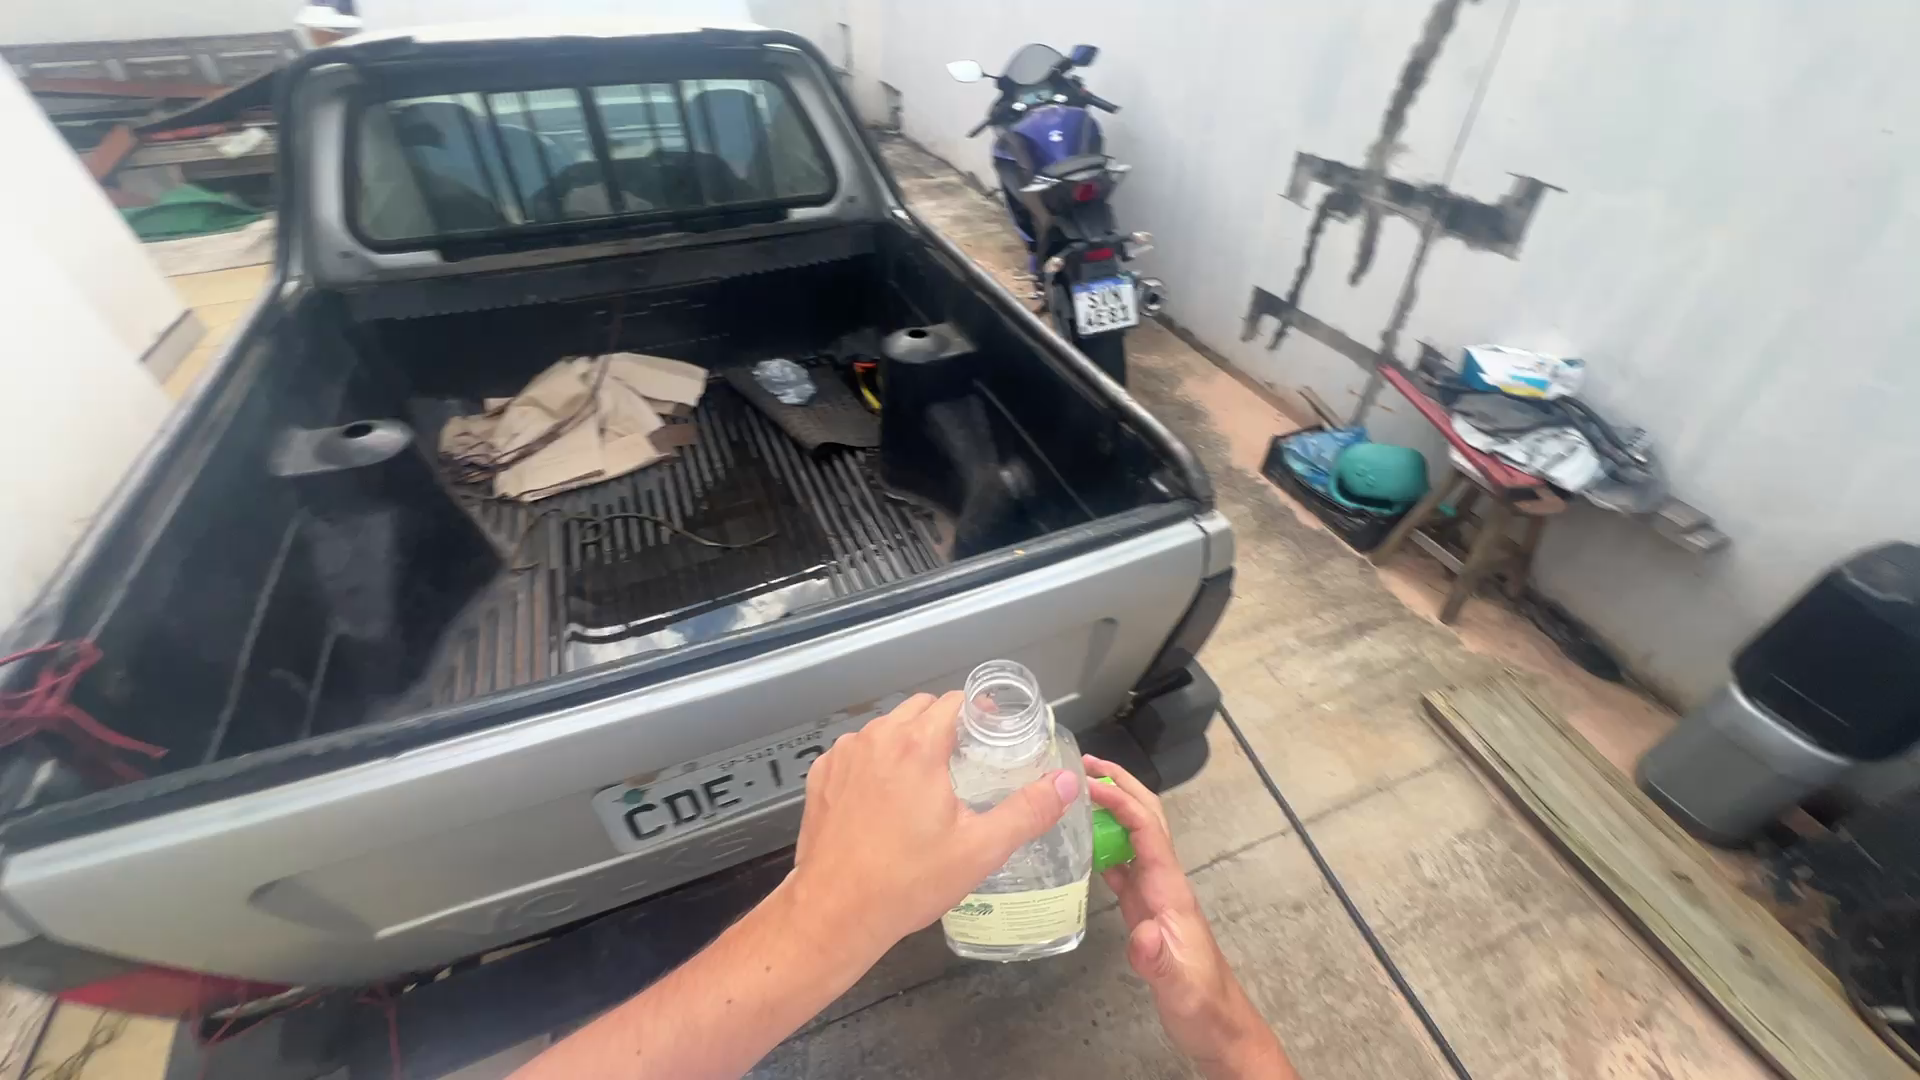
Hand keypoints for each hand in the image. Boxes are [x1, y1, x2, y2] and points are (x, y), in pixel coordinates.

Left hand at [788, 692, 1078, 962]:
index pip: (953, 700)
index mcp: (918, 746)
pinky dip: (874, 759)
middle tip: (961, 756)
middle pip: (919, 708)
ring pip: (886, 727)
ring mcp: (845, 754)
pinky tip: (884, 795)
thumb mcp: (980, 849)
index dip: (976, 709)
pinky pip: (857, 749)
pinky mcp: (824, 773)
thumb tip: (1064, 784)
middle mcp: (878, 738)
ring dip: (908, 740)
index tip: (989, 726)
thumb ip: (1028, 811)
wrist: (834, 913)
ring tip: (924, 778)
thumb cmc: (905, 882)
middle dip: (944, 722)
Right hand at [1085, 754, 1296, 1079]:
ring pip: (1135, 832)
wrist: (1217, 1026)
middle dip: (1121, 783)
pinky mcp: (1144, 906)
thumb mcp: (1177, 983)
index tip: (1086, 781)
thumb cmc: (1200, 1002)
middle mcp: (1163, 878)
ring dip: (1112, 804)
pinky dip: (1103, 841)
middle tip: (1085, 764)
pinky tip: (1083, 840)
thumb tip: (1140, 932)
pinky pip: (1122, 862)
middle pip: (1147, 815)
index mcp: (1170, 886)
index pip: (1146, 826)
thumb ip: (1157, 957)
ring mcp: (1154, 890)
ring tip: (1079, 789)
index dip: (1118, 798)